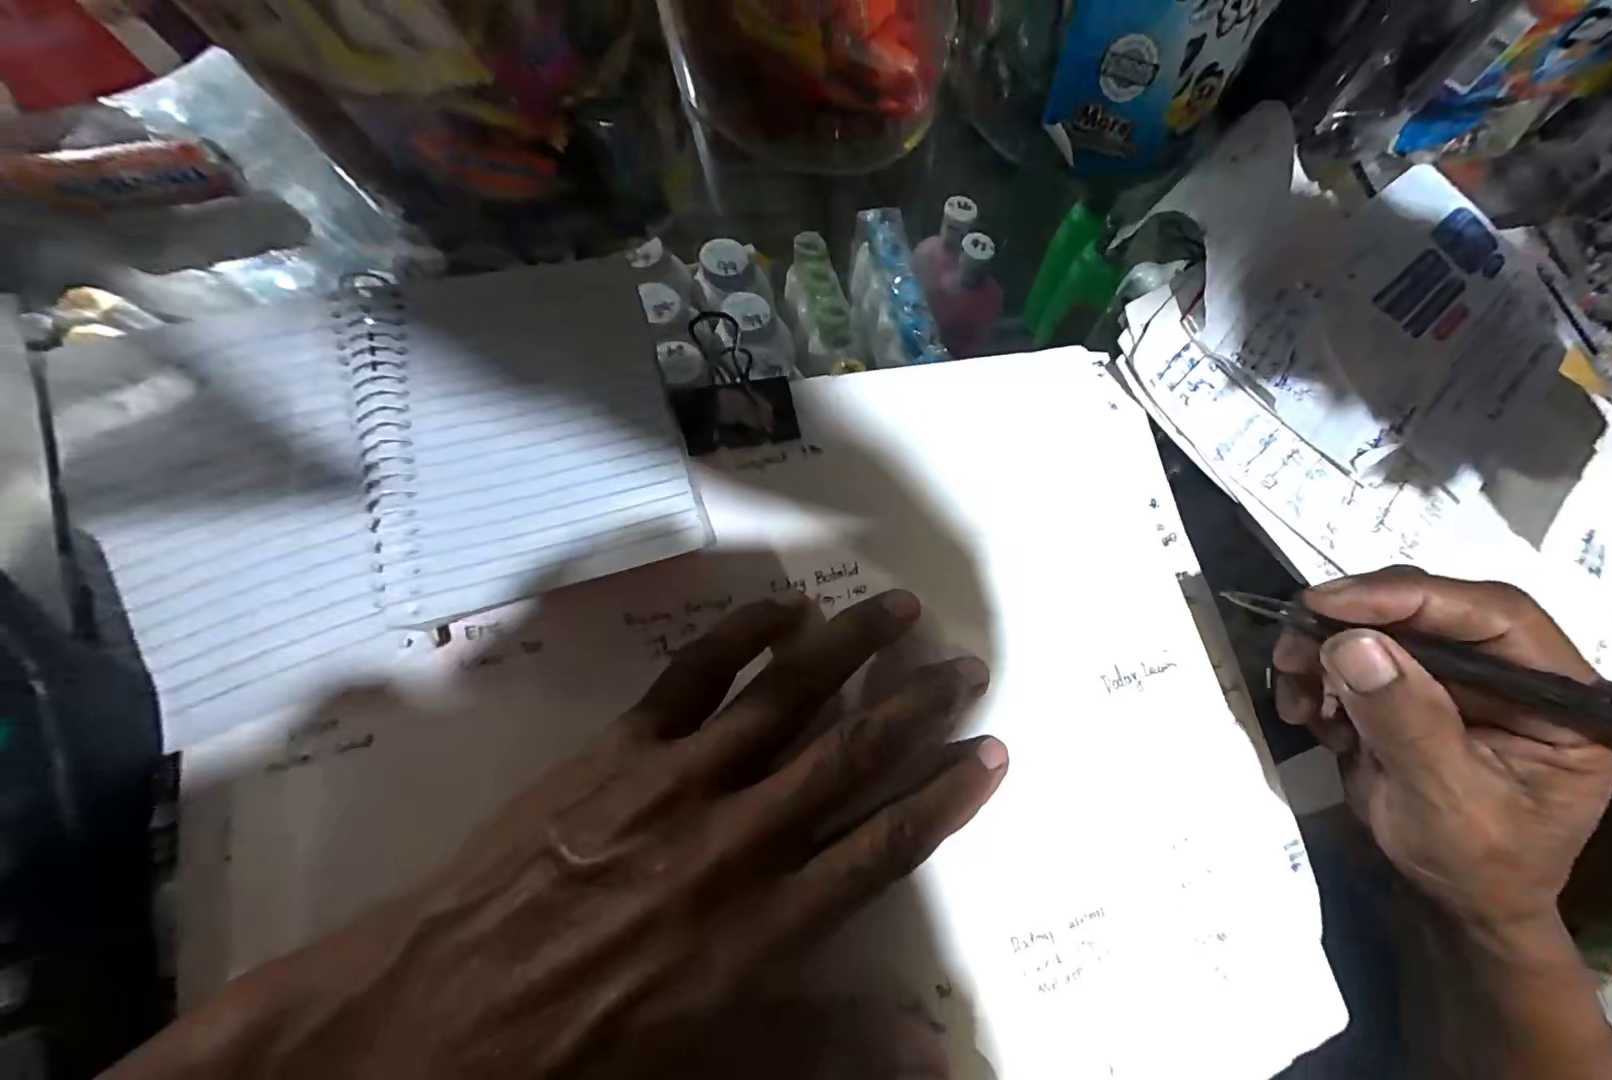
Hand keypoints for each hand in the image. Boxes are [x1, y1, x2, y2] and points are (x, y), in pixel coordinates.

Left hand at [120, 589, 1005, 1079]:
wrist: (417, 1036)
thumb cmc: (580, 1060)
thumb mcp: (716, 1074)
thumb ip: (826, 1051)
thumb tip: (928, 1052)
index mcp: (766, 923)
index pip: (887, 841)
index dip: (948, 794)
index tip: (993, 751)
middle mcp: (739, 837)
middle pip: (852, 752)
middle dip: (918, 705)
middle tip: (964, 665)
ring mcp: (680, 781)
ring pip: (786, 695)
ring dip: (849, 647)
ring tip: (895, 608)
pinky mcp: (622, 748)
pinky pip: (695, 675)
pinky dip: (747, 633)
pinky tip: (788, 607)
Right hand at [1271, 567, 1611, 936]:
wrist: (1453, 897)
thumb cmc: (1475, 864)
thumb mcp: (1446, 801)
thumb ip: (1408, 721)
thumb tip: (1352, 643)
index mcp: (1561, 698)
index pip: (1494, 616)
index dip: (1410, 598)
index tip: (1330, 604)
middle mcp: (1511, 670)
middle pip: (1425, 609)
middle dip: (1349, 624)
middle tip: (1292, 647)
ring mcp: (1457, 674)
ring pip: (1378, 625)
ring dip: (1321, 653)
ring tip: (1295, 698)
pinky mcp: (1410, 682)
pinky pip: (1351, 653)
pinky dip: (1316, 676)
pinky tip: (1307, 713)